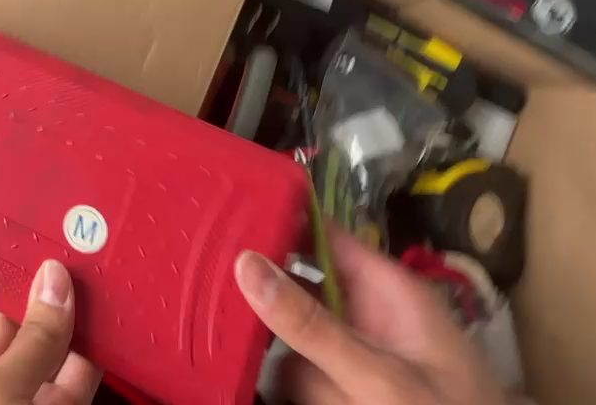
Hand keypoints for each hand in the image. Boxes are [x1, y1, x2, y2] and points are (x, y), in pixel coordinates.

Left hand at [0, 260, 100, 404]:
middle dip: (30, 299)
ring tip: (84, 286)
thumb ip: (29, 342)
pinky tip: (101, 334)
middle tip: (55, 264)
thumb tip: (53, 286)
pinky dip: (87, 360)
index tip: (1, 259)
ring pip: (42, 355)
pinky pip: (71, 383)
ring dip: (64, 324)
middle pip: (4, 330)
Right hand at [235, 231, 507, 403]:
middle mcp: (365, 314)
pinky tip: (271, 384)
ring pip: (290, 336)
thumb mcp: (380, 379)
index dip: (274, 214)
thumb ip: (310, 325)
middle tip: (211, 286)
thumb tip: (243, 262)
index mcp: (384, 289)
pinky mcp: (345, 390)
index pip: (319, 229)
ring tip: (292, 377)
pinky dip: (288, 383)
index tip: (221, 210)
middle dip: (263, 298)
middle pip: (293, 284)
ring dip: (280, 358)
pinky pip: (298, 374)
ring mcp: (354, 355)